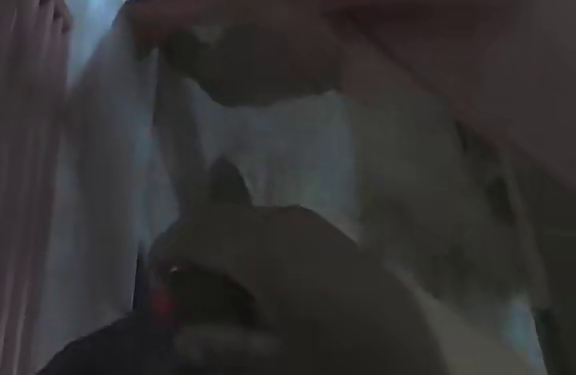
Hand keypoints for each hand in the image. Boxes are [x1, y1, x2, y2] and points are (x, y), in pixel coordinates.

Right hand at [149, 205, 447, 374]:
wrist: (422, 349)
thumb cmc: (341, 360)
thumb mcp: (276, 365)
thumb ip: (223, 346)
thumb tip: (180, 335)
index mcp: (262, 245)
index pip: (197, 229)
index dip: (169, 248)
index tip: (153, 277)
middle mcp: (279, 218)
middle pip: (218, 215)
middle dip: (192, 244)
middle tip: (180, 289)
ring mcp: (304, 219)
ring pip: (242, 218)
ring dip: (219, 244)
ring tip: (214, 290)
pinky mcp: (320, 230)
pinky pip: (266, 225)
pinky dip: (245, 245)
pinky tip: (252, 286)